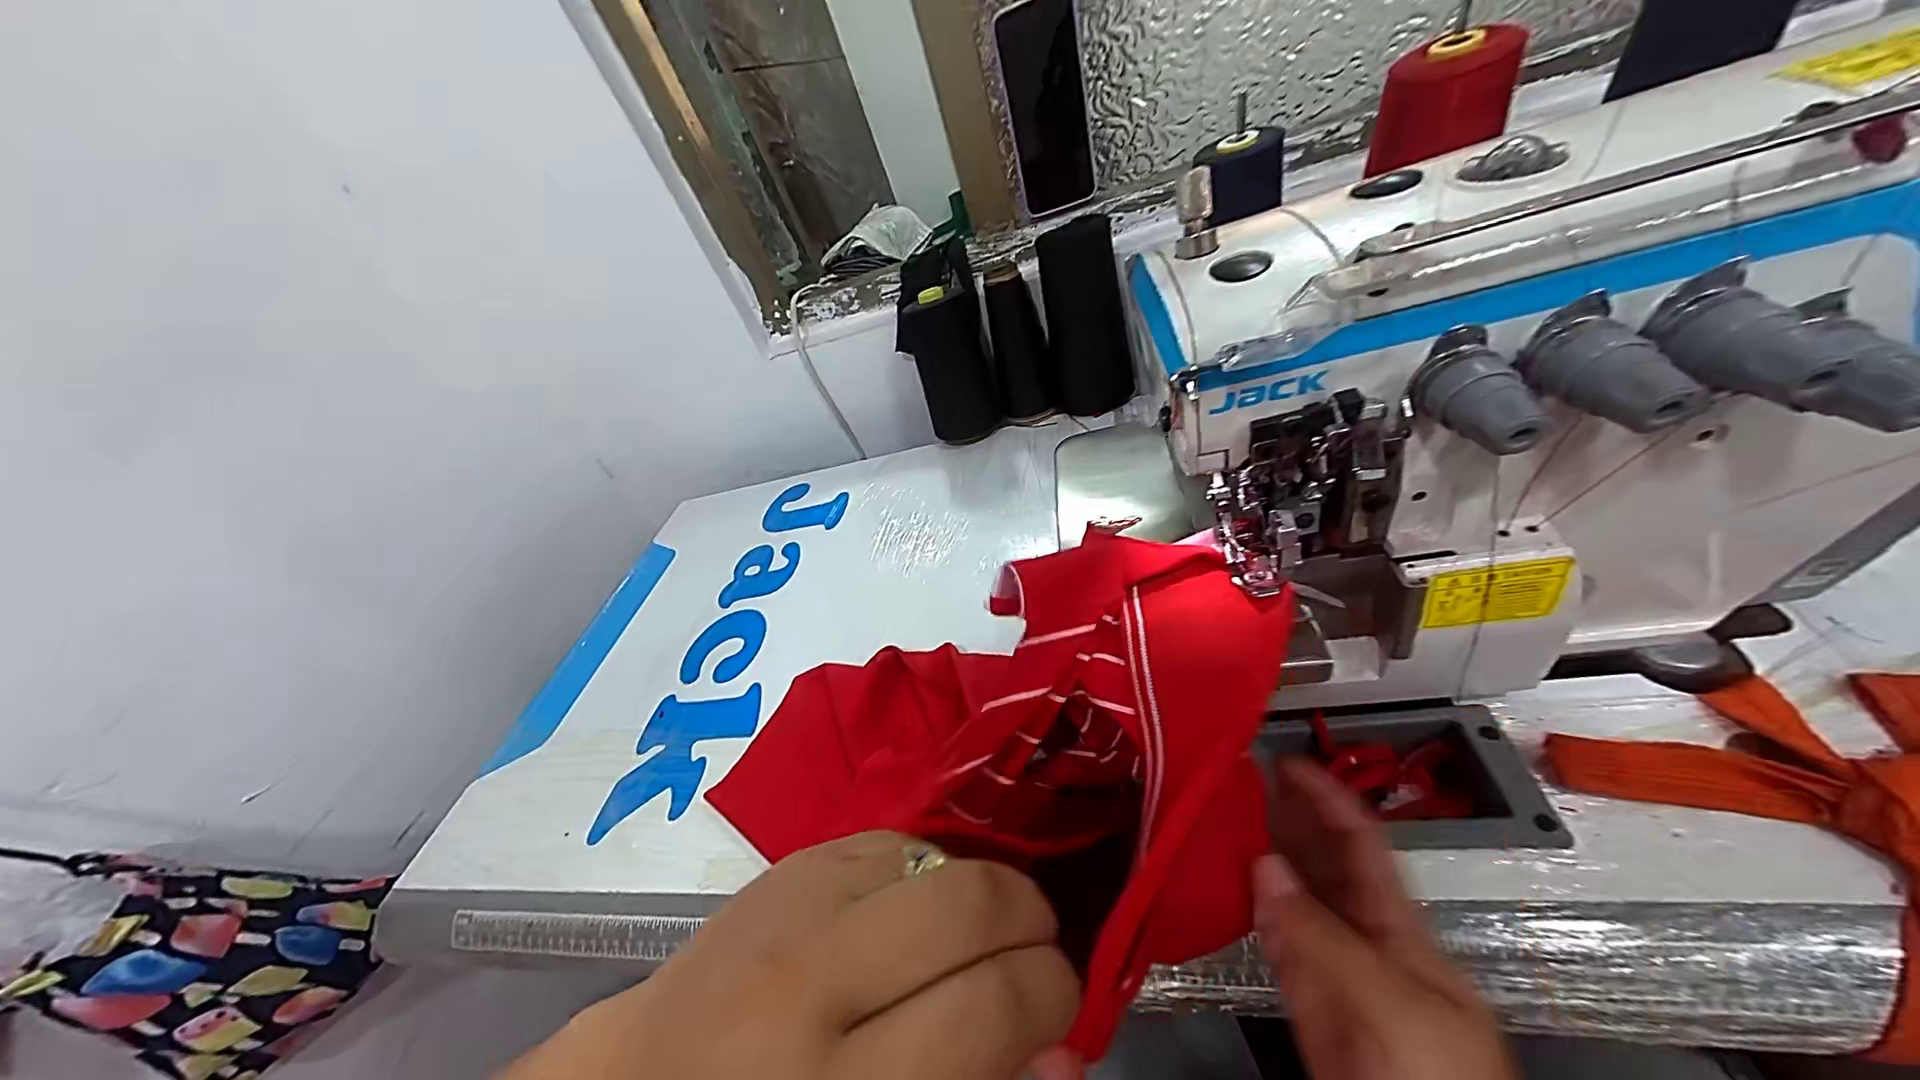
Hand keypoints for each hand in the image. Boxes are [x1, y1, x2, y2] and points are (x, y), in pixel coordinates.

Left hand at [499, 831, 1080, 1079]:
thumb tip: (1065, 1040)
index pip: (992, 1000)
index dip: (1054, 993)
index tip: (1063, 1002)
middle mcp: (812, 980)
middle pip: (972, 901)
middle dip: (1031, 924)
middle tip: (1035, 956)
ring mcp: (793, 905)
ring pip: (937, 857)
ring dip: (983, 890)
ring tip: (981, 930)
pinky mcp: (785, 865)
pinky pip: (890, 840)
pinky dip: (928, 869)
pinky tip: (921, 907)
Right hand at [1253, 758, 1514, 1079]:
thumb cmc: (1436, 1075)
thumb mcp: (1392, 1001)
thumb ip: (1324, 935)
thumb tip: (1263, 865)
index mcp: (1397, 923)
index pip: (1361, 841)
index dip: (1328, 796)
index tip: (1288, 762)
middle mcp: (1358, 930)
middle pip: (1318, 858)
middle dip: (1284, 815)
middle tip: (1238, 779)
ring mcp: (1329, 960)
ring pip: (1289, 891)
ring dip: (1258, 852)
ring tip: (1221, 814)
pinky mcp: (1303, 992)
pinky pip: (1270, 933)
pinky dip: (1247, 902)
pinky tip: (1223, 877)